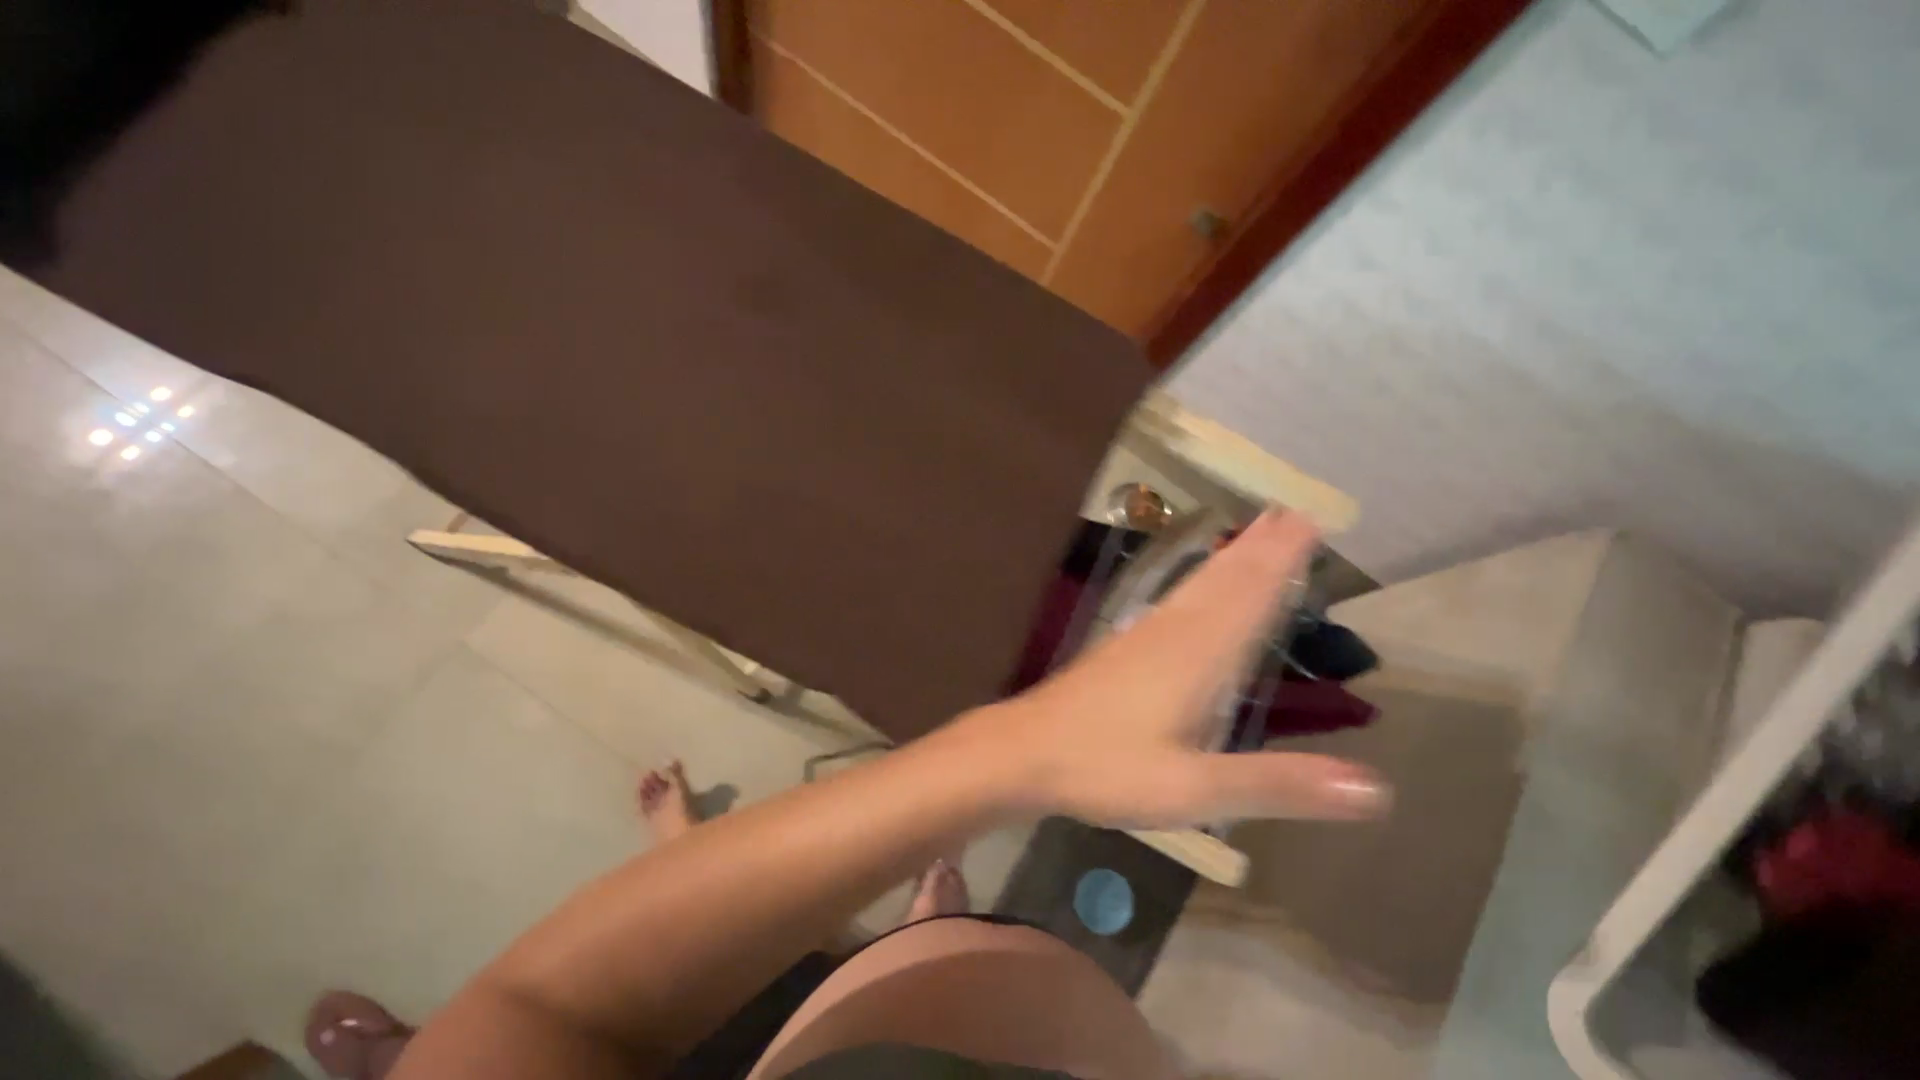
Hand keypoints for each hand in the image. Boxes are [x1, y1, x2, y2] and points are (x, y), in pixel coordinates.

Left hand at [963, 510, 1388, 828]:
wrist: (1021, 753)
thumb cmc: (1107, 769)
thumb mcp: (1197, 790)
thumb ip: (1280, 785)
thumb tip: (1377, 791)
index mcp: (1200, 656)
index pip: (1251, 596)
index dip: (1282, 560)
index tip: (1311, 519)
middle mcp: (1175, 634)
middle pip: (1227, 581)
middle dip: (1262, 547)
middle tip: (1293, 511)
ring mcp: (1144, 638)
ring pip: (1198, 588)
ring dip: (1232, 558)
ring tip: (1254, 531)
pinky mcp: (1122, 651)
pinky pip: (1175, 604)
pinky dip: (1198, 585)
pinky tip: (1192, 593)